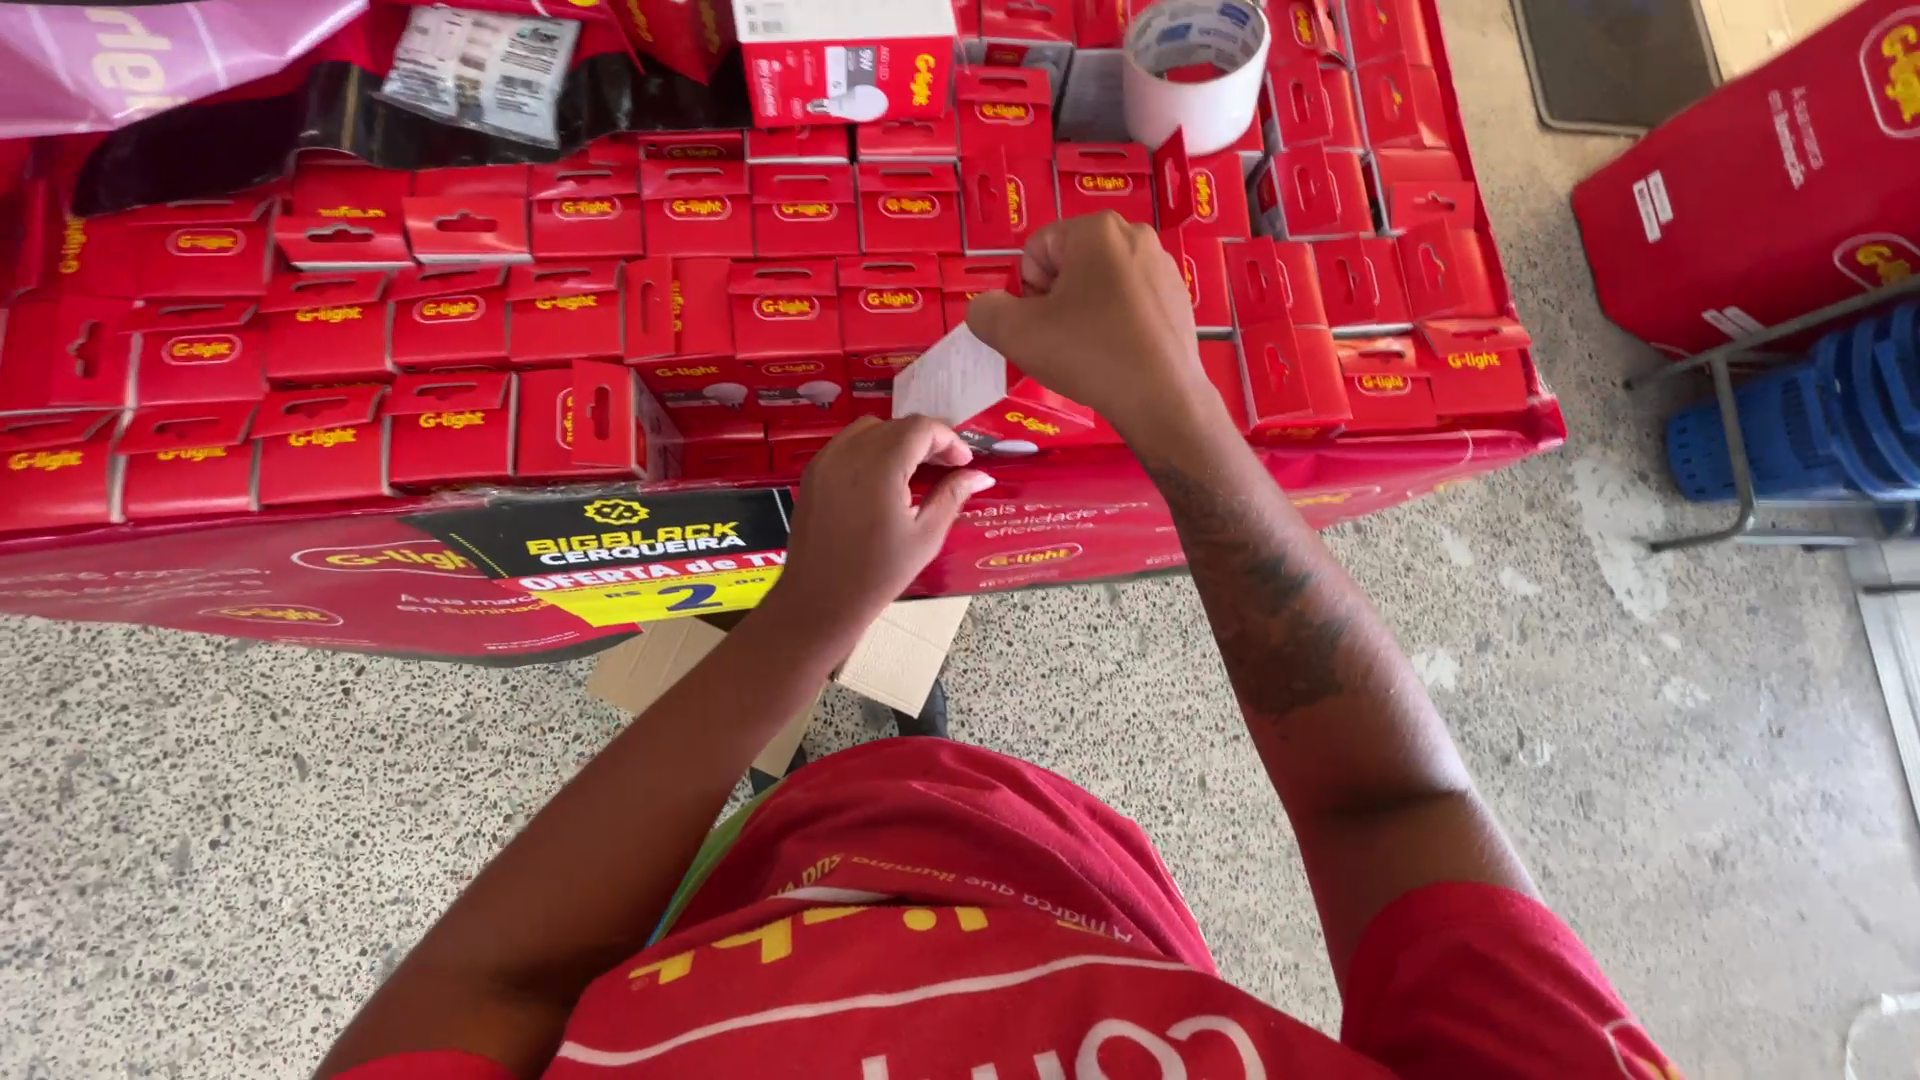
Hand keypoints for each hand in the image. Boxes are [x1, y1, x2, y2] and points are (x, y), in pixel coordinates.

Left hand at [770, 416, 996, 628]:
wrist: (819, 599)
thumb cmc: (878, 573)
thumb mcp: (925, 536)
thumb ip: (952, 496)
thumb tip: (980, 474)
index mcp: (880, 466)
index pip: (920, 429)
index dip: (948, 440)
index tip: (964, 462)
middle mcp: (849, 453)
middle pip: (896, 425)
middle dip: (926, 439)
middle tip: (947, 466)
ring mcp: (826, 460)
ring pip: (870, 429)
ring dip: (898, 439)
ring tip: (916, 470)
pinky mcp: (813, 473)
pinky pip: (847, 444)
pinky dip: (871, 448)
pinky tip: (884, 477)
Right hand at [966, 211, 1213, 438]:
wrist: (1160, 398)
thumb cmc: (1087, 354)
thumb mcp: (1016, 334)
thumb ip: (985, 311)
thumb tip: (986, 308)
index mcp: (1096, 230)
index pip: (1035, 252)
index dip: (1026, 293)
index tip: (1042, 326)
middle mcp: (1134, 235)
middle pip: (1068, 266)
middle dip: (1055, 302)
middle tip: (1061, 342)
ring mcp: (1161, 267)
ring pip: (1099, 287)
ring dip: (1083, 314)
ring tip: (1090, 352)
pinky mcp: (1177, 299)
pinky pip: (1128, 305)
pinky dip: (1114, 325)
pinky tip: (1117, 355)